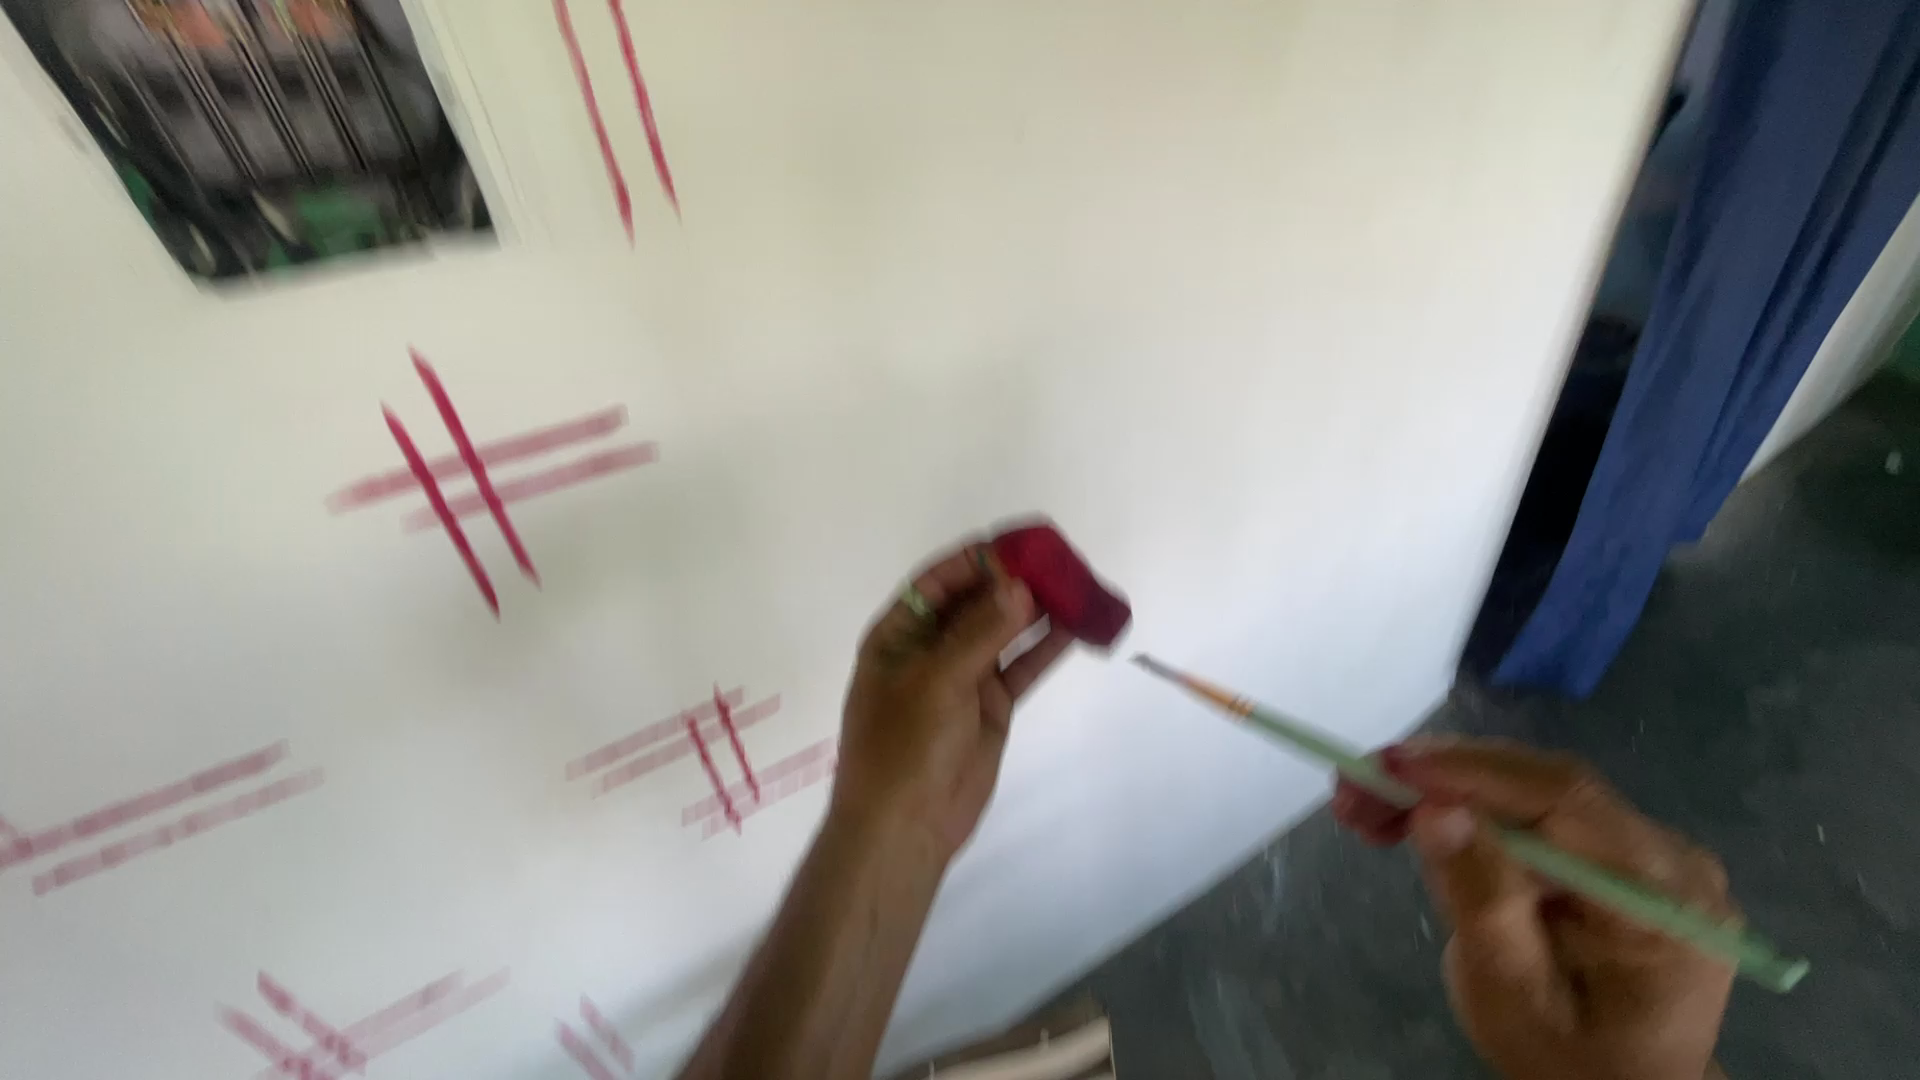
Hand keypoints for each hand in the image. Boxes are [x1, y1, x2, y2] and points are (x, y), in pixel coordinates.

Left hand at [831, 542, 1074, 861]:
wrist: (906, 826)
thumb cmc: (904, 745)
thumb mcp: (937, 681)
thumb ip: (979, 632)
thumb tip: (1018, 584)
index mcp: (899, 634)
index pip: (940, 580)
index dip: (979, 558)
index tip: (1023, 542)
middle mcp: (930, 647)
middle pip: (976, 601)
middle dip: (1014, 580)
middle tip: (1060, 561)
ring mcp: (962, 675)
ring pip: (1003, 631)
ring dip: (1035, 611)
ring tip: (1076, 587)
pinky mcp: (990, 704)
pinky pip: (1020, 666)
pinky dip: (1046, 648)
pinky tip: (1076, 628)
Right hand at [1332, 738, 1733, 1079]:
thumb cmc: (1563, 1054)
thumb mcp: (1511, 990)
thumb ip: (1480, 899)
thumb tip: (1433, 810)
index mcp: (1660, 897)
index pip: (1562, 799)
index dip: (1468, 770)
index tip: (1385, 768)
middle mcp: (1661, 854)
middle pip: (1534, 782)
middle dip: (1434, 774)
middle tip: (1351, 788)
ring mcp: (1633, 844)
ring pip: (1515, 784)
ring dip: (1431, 786)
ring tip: (1360, 806)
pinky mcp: (1598, 843)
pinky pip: (1515, 803)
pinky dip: (1449, 803)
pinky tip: (1400, 818)